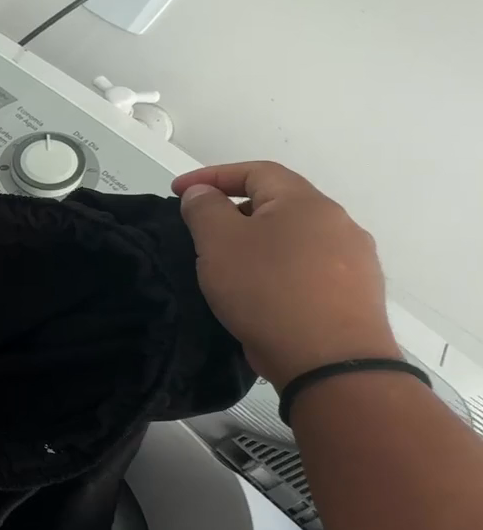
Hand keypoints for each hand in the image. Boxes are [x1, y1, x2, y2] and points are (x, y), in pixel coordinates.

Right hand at [173, 161, 395, 388]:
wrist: (328, 358)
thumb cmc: (265, 288)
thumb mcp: (218, 241)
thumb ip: (204, 208)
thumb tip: (205, 194)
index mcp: (306, 204)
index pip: (257, 171)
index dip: (212, 175)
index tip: (176, 192)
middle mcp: (338, 224)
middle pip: (278, 202)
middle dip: (233, 208)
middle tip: (197, 227)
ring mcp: (352, 259)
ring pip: (292, 234)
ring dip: (254, 238)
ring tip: (223, 260)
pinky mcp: (353, 291)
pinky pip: (305, 263)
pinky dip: (274, 263)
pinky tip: (255, 286)